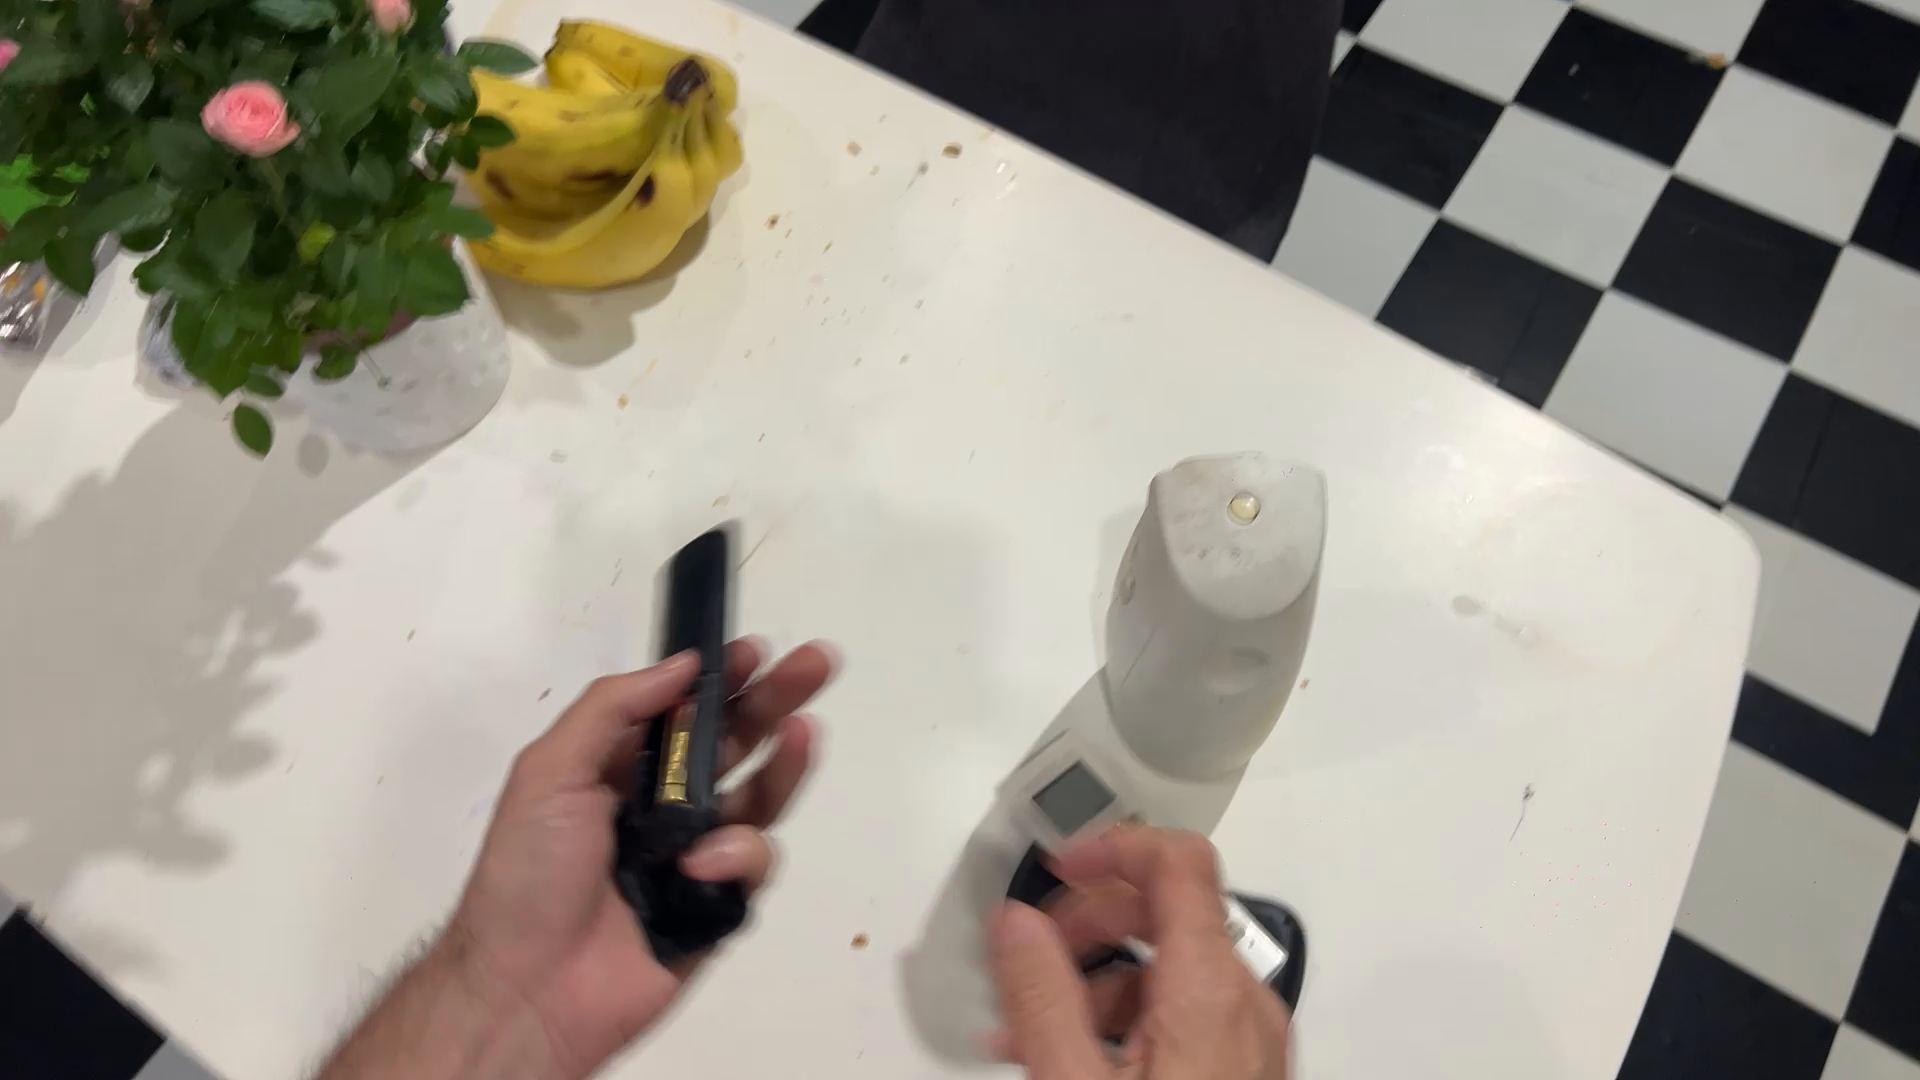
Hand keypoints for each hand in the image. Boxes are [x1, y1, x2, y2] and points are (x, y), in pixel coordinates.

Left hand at [447, 639, 834, 1079]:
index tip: (755, 650)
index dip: (728, 677)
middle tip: (818, 662)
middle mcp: (677, 799)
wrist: (529, 994)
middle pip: (744, 739)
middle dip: (781, 697)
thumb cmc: (530, 874)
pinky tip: (704, 865)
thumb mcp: (550, 773)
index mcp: (635, 766)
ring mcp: (705, 846)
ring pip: (765, 792)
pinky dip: (736, 856)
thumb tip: (685, 663)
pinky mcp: (726, 896)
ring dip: (788, 760)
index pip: (694, 709)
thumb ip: (614, 708)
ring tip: (805, 732)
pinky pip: (755, 860)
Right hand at [989, 827, 1290, 1079]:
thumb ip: (1040, 994)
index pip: (1178, 861)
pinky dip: (1121, 1011)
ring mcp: (1247, 1038)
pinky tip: (1071, 1052)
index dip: (1112, 843)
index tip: (1056, 867)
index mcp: (1211, 989)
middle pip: (1166, 905)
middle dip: (1090, 914)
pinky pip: (1177, 1009)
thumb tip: (1013, 918)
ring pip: (1166, 961)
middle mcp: (1244, 1002)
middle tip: (1032, 951)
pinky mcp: (1240, 1071)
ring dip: (1096, 970)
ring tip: (1034, 1020)